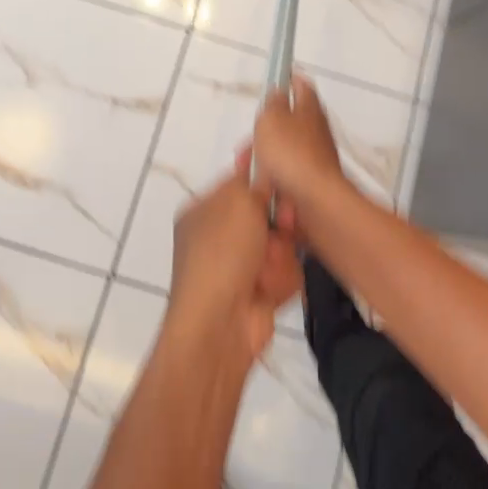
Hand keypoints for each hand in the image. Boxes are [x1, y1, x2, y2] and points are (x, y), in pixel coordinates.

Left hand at [166, 170, 302, 359]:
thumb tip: (256, 163)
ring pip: (281, 245)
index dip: (262, 180)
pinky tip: (268, 289)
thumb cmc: (222, 254)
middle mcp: (219, 237)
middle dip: (279, 223)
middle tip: (282, 226)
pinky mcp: (258, 292)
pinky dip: (280, 280)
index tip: (281, 177)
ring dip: (279, 256)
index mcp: (203, 211)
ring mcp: (239, 267)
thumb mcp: (238, 202)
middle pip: (267, 215)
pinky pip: (284, 273)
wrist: (221, 325)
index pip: (239, 183)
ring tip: (266, 269)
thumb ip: (253, 182)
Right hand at [252, 75, 345, 205]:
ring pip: (283, 150)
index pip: (302, 85)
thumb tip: (280, 90)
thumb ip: (273, 102)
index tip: (273, 81)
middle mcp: (316, 130)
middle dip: (264, 131)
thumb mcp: (272, 120)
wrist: (315, 201)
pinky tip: (259, 186)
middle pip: (287, 122)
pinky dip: (271, 177)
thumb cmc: (289, 154)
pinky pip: (285, 173)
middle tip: (247, 141)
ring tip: (246, 167)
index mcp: (309, 109)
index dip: (288, 79)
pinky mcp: (311, 181)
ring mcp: (315, 157)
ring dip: (263, 157)